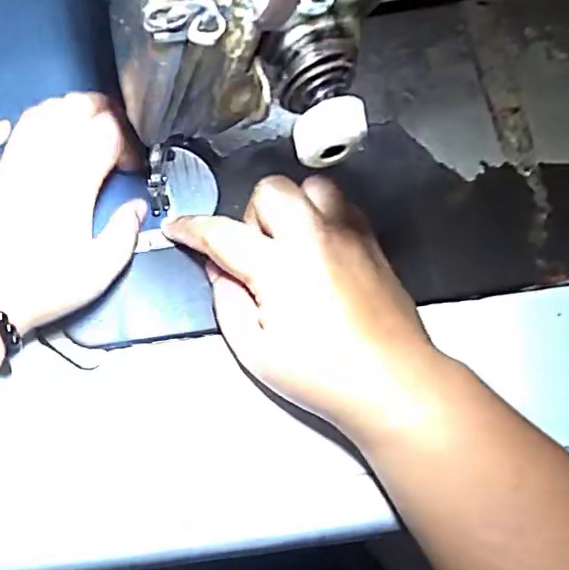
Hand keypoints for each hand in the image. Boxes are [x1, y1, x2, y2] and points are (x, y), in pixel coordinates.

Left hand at [0, 94, 146, 336]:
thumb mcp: (98, 270)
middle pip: (70, 111)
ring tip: (75, 121)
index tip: (132, 164)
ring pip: (31, 118)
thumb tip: (135, 210)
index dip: (127, 141)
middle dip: (98, 110)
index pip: (107, 133)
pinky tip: (2, 129)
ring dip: (57, 110)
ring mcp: (3, 170)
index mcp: (73, 180)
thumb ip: (123, 234)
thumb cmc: (41, 287)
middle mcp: (38, 163)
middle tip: (114, 127)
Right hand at [165, 176, 449, 441]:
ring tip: (286, 247)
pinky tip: (316, 251)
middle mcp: (315, 238)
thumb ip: (228, 304)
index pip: (222, 233)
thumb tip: (220, 275)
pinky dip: (320, 216)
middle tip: (250, 257)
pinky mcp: (371, 244)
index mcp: (279, 266)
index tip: (177, 229)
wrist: (390, 381)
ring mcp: (348, 236)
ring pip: (310, 187)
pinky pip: (341, 206)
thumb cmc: (324, 375)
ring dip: (289, 209)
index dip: (191, 229)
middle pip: (270, 191)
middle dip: (249, 217)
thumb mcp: (255, 351)